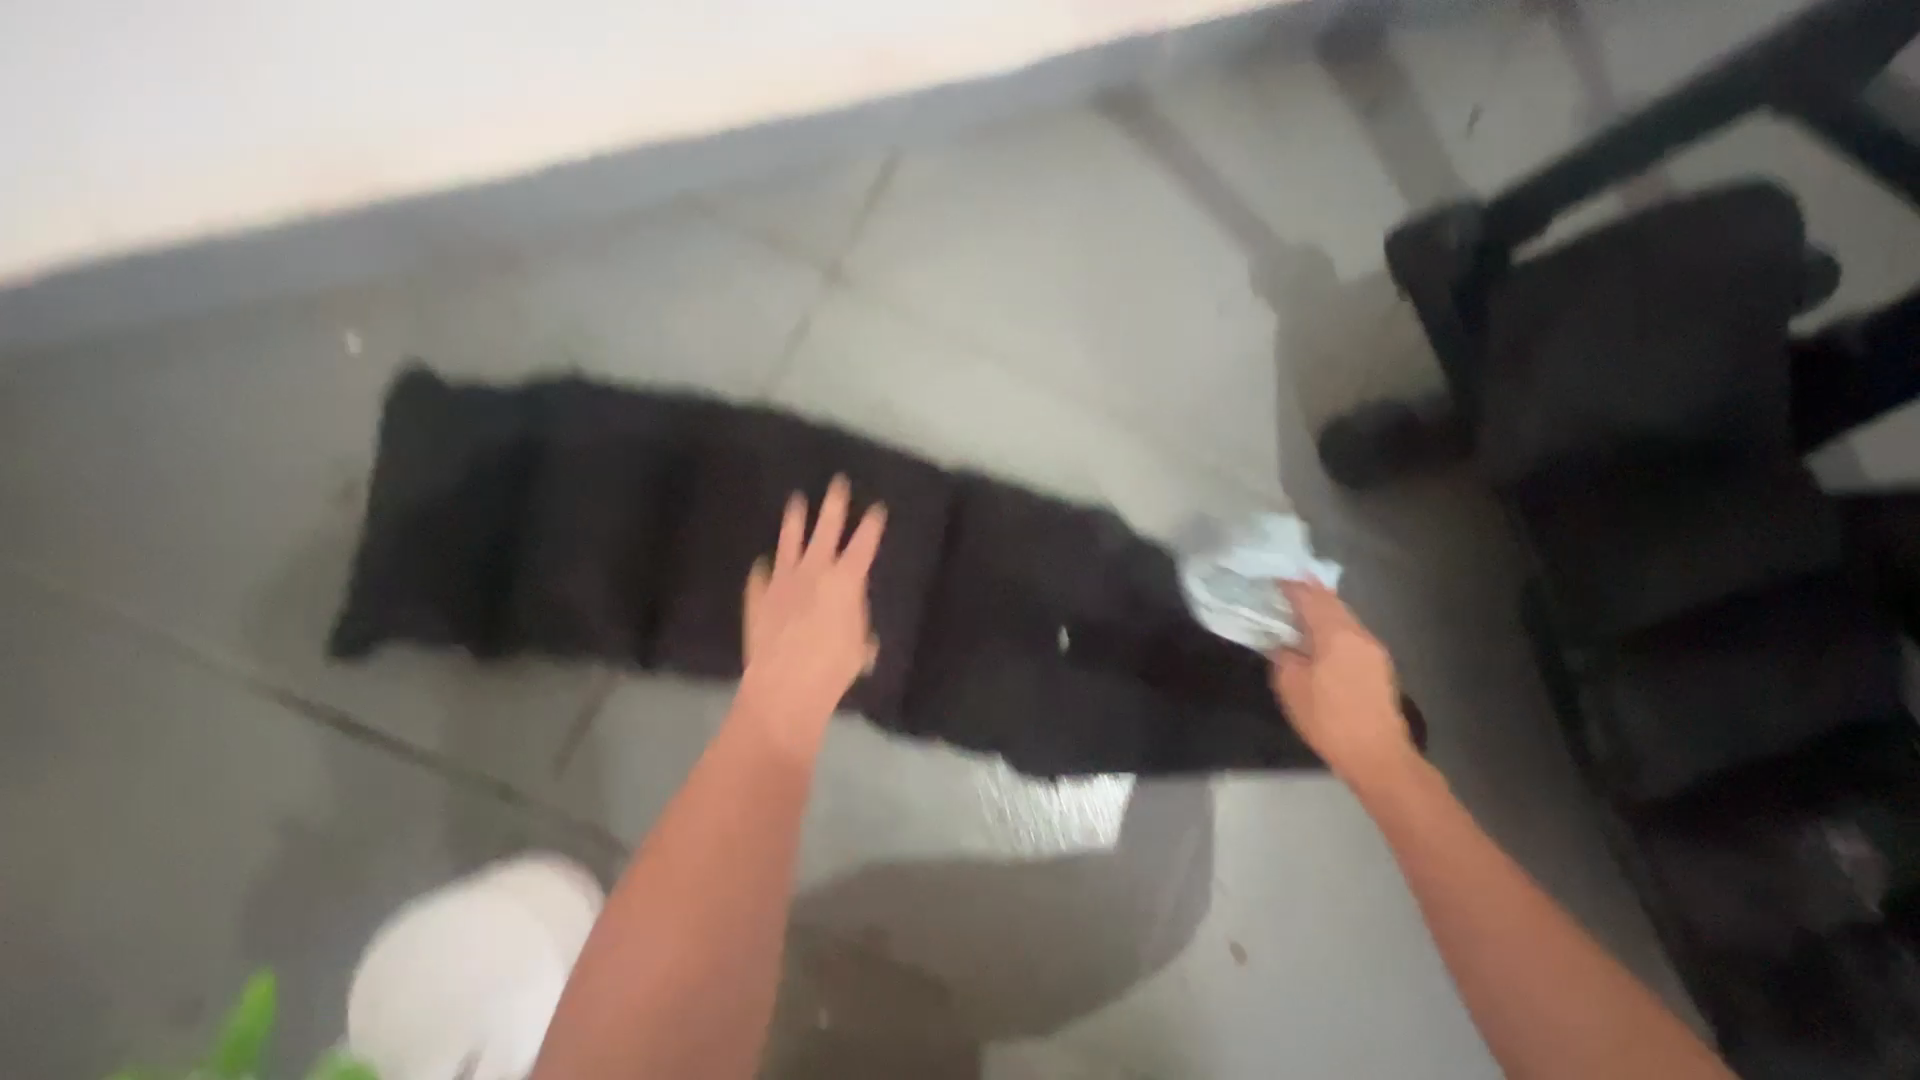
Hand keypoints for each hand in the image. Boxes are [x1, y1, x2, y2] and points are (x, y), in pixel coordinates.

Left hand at [737, 475, 886, 742]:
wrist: (784, 686)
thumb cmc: (833, 669)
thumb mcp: (858, 648)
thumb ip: (858, 627)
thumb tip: (855, 625)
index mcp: (846, 580)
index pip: (864, 543)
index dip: (872, 525)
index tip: (877, 508)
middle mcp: (814, 571)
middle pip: (826, 528)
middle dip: (834, 504)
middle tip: (837, 483)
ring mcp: (781, 580)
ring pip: (789, 542)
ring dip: (793, 521)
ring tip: (795, 502)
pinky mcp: (757, 596)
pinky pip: (761, 576)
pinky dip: (765, 571)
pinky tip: (763, 566)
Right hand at [1270, 580, 1416, 786]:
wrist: (1376, 754)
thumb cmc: (1327, 718)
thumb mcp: (1291, 686)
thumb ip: (1283, 655)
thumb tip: (1282, 642)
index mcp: (1335, 634)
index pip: (1310, 598)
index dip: (1291, 587)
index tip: (1272, 579)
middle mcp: (1358, 634)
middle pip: (1333, 603)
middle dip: (1310, 592)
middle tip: (1288, 583)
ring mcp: (1373, 649)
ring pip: (1345, 617)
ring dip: (1324, 609)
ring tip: (1301, 606)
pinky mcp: (1379, 665)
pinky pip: (1351, 634)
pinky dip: (1333, 626)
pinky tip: (1321, 635)